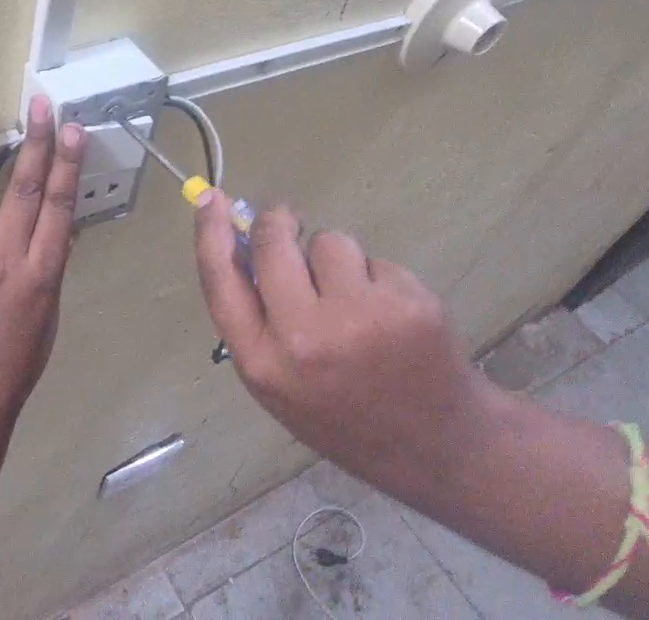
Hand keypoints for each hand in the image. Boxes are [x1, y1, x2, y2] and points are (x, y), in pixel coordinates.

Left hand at [0, 95, 84, 416]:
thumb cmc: (22, 352)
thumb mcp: (53, 306)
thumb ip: (53, 258)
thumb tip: (60, 218)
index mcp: (41, 272)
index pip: (59, 206)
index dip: (68, 164)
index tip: (73, 130)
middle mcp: (4, 259)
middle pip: (23, 191)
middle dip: (34, 144)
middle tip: (39, 107)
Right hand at [193, 198, 498, 490]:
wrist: (439, 450)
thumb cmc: (344, 415)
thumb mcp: (278, 384)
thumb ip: (255, 321)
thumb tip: (240, 244)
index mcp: (263, 362)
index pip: (221, 279)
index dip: (211, 232)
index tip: (210, 197)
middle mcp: (304, 338)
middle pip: (272, 242)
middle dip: (278, 224)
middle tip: (288, 225)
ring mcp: (360, 319)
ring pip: (329, 242)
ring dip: (336, 259)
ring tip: (355, 302)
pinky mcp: (407, 305)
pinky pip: (376, 260)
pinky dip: (379, 279)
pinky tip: (392, 317)